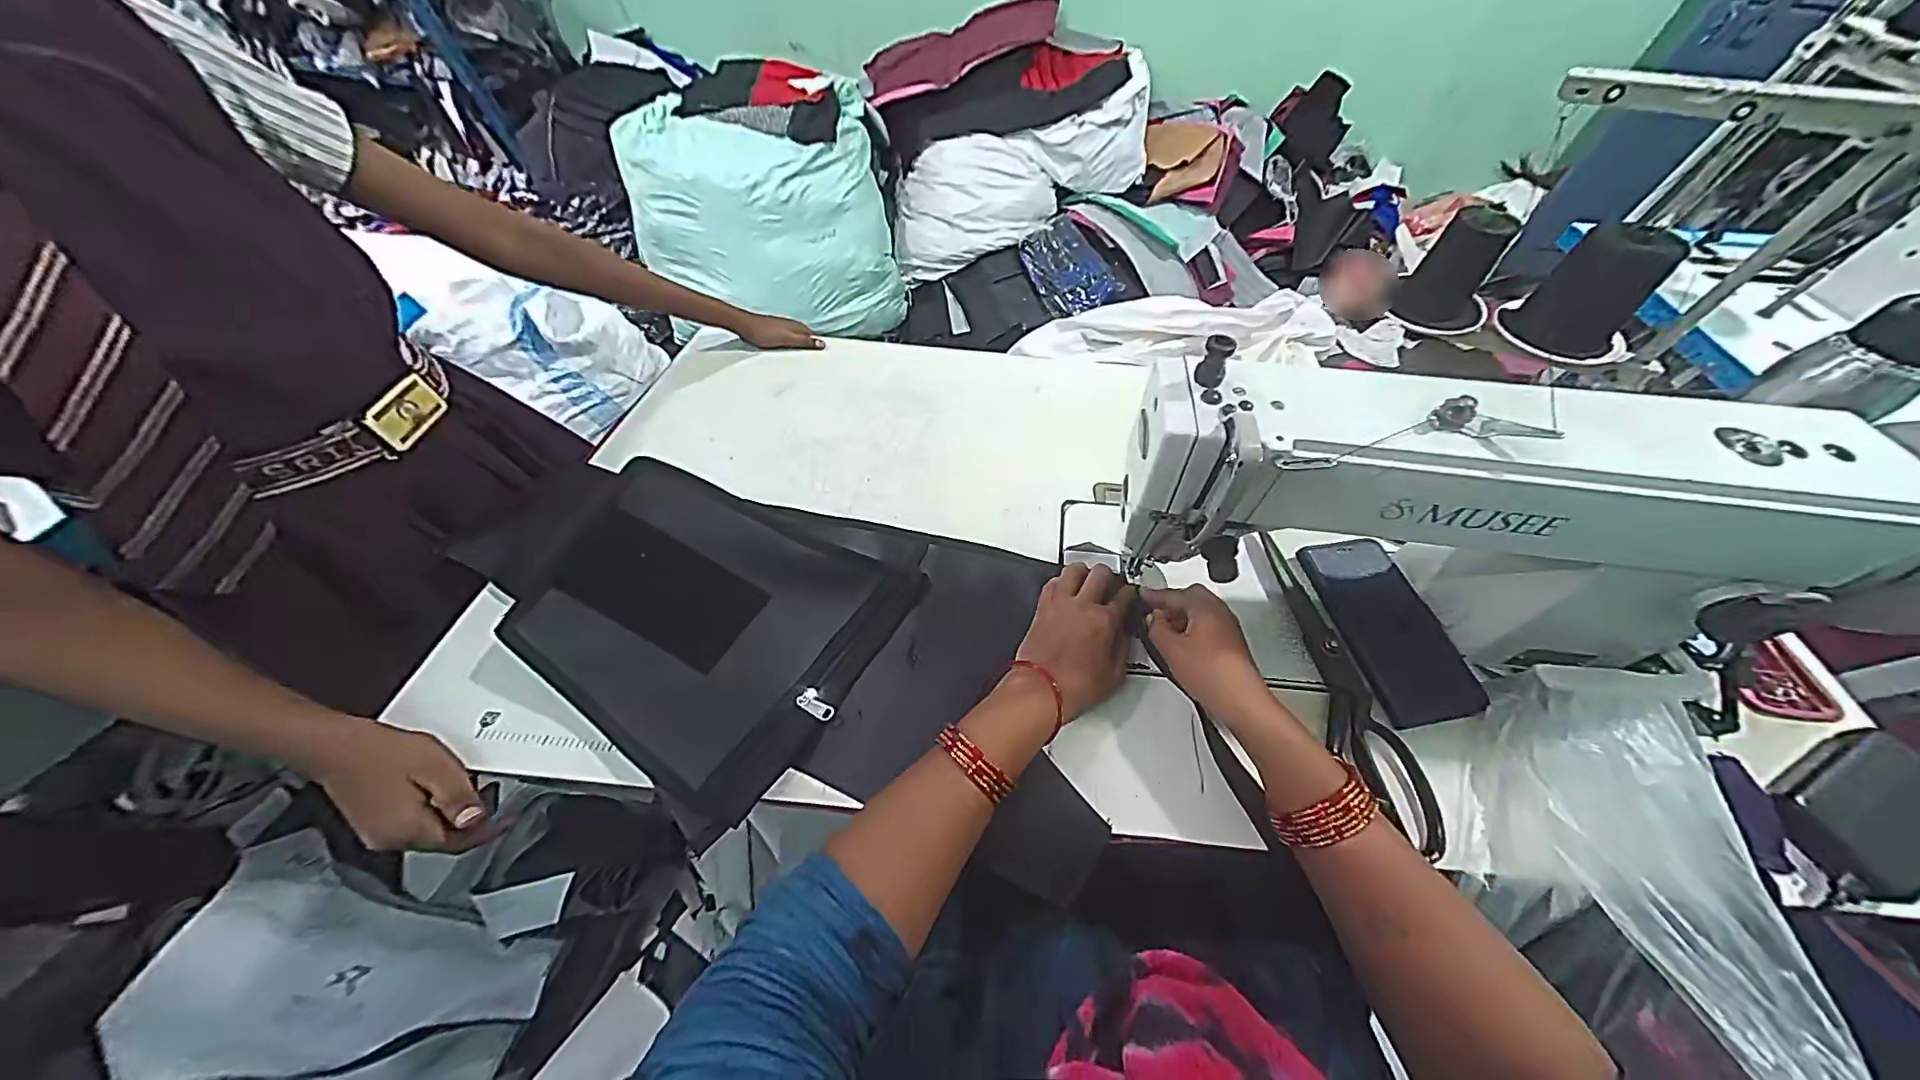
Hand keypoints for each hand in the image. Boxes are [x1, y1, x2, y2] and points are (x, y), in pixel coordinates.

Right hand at [304, 721, 495, 852]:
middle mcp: (389, 841)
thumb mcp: (436, 769)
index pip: (458, 843)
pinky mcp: (372, 823)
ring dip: (453, 816)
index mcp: (407, 831)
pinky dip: (433, 812)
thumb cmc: (383, 753)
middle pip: (444, 840)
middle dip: (471, 823)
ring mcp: (377, 834)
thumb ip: (459, 797)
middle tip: (491, 797)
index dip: (487, 831)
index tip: (508, 820)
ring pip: (430, 832)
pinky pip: (413, 824)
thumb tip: (477, 820)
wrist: (335, 746)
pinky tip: (439, 791)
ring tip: (468, 788)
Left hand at [737, 314, 824, 349]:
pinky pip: (790, 337)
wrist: (744, 325)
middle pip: (808, 336)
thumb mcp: (787, 340)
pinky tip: (791, 349)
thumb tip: (822, 343)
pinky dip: (793, 343)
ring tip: (806, 355)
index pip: (815, 337)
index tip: (825, 355)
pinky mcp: (776, 330)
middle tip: (818, 357)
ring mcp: (784, 326)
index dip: (820, 345)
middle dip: (813, 345)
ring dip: (803, 344)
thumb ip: (804, 342)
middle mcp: (793, 325)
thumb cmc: (764, 334)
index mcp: (798, 327)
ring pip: (799, 336)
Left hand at [1015, 563, 1135, 721]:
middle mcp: (1082, 607)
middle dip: (1109, 576)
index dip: (1130, 593)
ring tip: (1087, 581)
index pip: (1124, 595)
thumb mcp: (1114, 675)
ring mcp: (1060, 604)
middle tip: (1110, 584)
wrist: (1041, 689)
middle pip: (1101, 572)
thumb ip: (1122, 649)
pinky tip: (1066, 590)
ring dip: (1084, 573)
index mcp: (1104, 621)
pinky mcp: (1042, 607)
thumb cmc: (1072, 686)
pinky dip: (1061, 582)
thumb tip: (1123, 636)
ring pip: (1074, 569)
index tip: (1128, 595)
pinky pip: (1053, 582)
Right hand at [1142, 586, 1271, 722]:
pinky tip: (1183, 648)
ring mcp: (1229, 628)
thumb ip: (1155, 628)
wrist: (1240, 699)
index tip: (1144, 597)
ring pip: (1201, 613)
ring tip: (1166, 634)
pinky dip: (1193, 631)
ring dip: (1182, 619)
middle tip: (1155, 614)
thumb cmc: (1214, 674)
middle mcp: (1221, 613)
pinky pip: (1208, 628)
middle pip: (1191, 598)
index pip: (1174, 594)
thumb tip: (1153, 621)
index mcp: (1206, 607)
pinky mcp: (1231, 644)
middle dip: (1171, 605)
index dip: (1154, 596)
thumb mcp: (1170, 649)